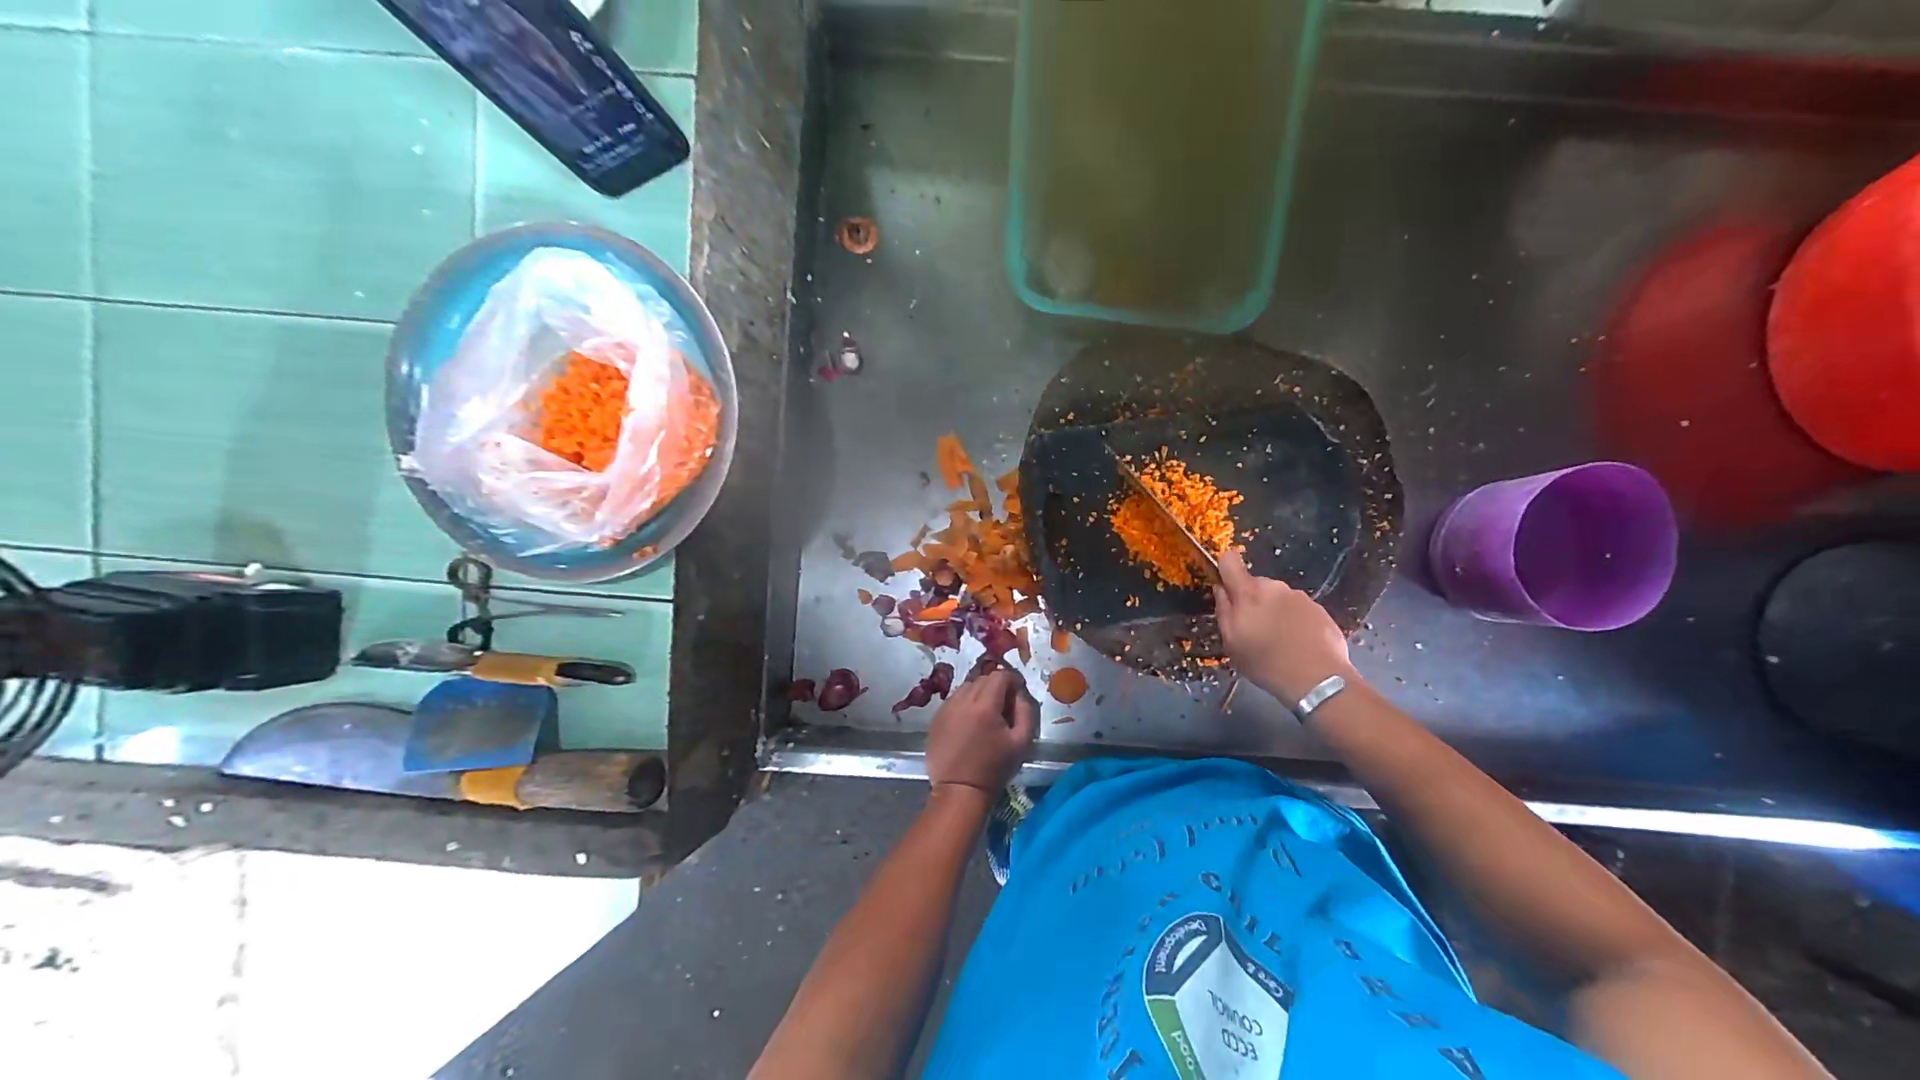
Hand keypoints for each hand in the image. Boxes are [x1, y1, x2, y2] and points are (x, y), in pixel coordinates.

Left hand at [925, 669, 1037, 794]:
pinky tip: (968, 724)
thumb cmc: (994, 768)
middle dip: (996, 687)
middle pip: (982, 679)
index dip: (1012, 681)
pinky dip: (964, 705)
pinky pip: (953, 700)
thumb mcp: (1022, 742)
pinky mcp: (936, 718)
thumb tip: (1020, 693)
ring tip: (985, 715)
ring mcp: (946, 708)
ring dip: (979, 694)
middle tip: (1003, 707)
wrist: (959, 789)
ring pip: (966, 687)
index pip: (1000, 675)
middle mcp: (962, 700)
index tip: (1016, 695)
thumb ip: (1026, 711)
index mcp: (985, 705)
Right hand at [1213, 549, 1358, 703]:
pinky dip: (1294, 621)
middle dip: (1252, 600)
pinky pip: (1298, 609)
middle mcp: (1275, 587)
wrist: (1318, 679)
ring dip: (1274, 611)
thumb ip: (1223, 611)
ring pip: (1278, 597)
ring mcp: (1300, 597)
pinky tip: (1297, 643)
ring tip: (1279, 640)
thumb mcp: (1231, 643)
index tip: (1226, 587)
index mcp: (1248, 593)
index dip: (1225, 568)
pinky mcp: (1319, 609)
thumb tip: (1220, 589)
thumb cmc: (1265, 663)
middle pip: (1256, 584)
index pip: (1230, 561)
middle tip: (1254, 629)